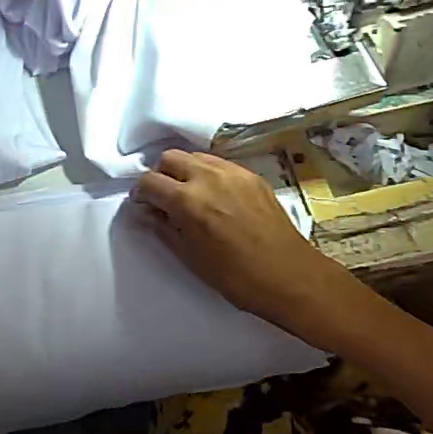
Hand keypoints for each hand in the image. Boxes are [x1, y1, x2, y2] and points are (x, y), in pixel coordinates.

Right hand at [131, 150, 374, 343]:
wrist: (291, 277)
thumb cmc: (236, 276)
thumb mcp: (190, 256)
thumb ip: (163, 228)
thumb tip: (148, 212)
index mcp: (188, 200)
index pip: (149, 181)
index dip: (141, 194)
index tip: (145, 206)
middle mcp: (208, 177)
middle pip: (170, 158)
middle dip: (161, 175)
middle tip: (165, 198)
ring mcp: (233, 173)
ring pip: (195, 156)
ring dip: (185, 171)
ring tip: (190, 195)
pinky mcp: (252, 176)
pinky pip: (220, 164)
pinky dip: (208, 173)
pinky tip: (215, 197)